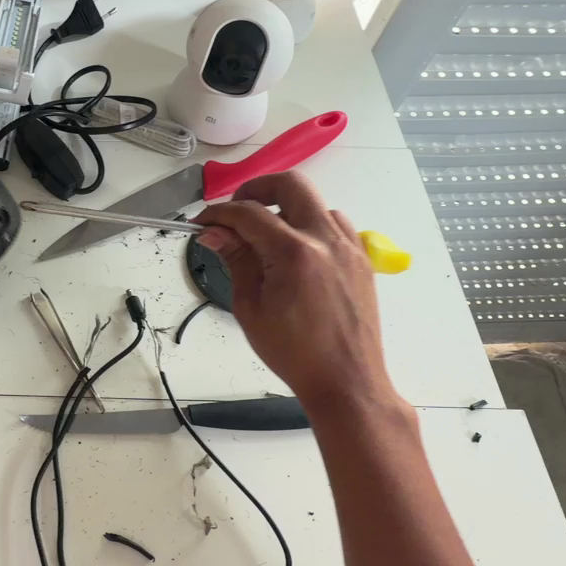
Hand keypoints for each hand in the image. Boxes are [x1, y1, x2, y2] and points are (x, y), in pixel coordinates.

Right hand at [192, 171, 399, 412]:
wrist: (347, 381)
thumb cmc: (292, 352)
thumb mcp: (250, 307)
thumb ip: (236, 261)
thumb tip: (214, 233)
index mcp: (293, 253)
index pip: (249, 213)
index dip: (219, 213)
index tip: (203, 222)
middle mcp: (325, 239)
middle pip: (290, 183)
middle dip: (257, 188)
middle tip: (238, 212)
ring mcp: (350, 246)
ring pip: (315, 202)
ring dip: (287, 208)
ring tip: (268, 236)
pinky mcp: (362, 259)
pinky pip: (336, 224)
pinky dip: (312, 224)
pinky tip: (299, 250)